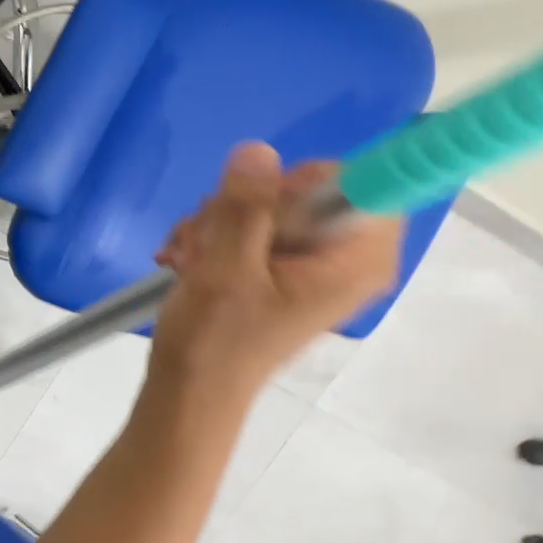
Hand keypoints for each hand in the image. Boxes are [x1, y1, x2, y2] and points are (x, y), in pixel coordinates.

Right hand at [151, 143, 401, 396]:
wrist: (189, 391)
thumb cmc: (215, 339)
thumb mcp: (223, 271)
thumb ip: (243, 210)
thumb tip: (255, 151)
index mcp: (357, 256)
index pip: (356, 183)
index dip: (297, 186)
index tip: (254, 212)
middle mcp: (345, 254)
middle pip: (301, 192)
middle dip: (240, 208)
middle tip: (203, 241)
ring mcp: (310, 263)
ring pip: (267, 210)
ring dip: (214, 225)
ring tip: (185, 258)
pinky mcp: (278, 271)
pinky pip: (251, 230)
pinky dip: (212, 240)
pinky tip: (185, 262)